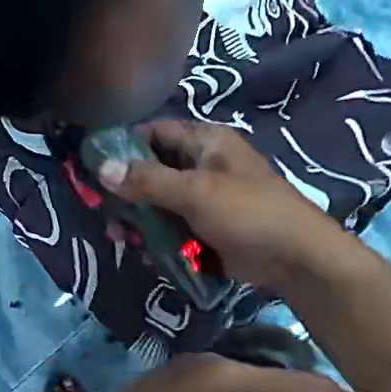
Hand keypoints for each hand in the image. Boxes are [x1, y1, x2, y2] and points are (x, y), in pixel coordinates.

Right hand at [96, 119, 349, 291]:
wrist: (297, 259)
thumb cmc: (249, 213)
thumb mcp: (196, 193)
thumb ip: (148, 180)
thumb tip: (102, 168)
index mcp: (206, 142)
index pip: (155, 133)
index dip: (123, 147)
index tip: (93, 168)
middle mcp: (204, 165)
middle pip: (153, 171)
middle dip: (128, 193)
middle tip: (106, 215)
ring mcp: (208, 199)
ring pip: (161, 204)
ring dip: (141, 221)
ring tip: (123, 240)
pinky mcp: (210, 228)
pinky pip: (176, 228)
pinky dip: (161, 239)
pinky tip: (146, 254)